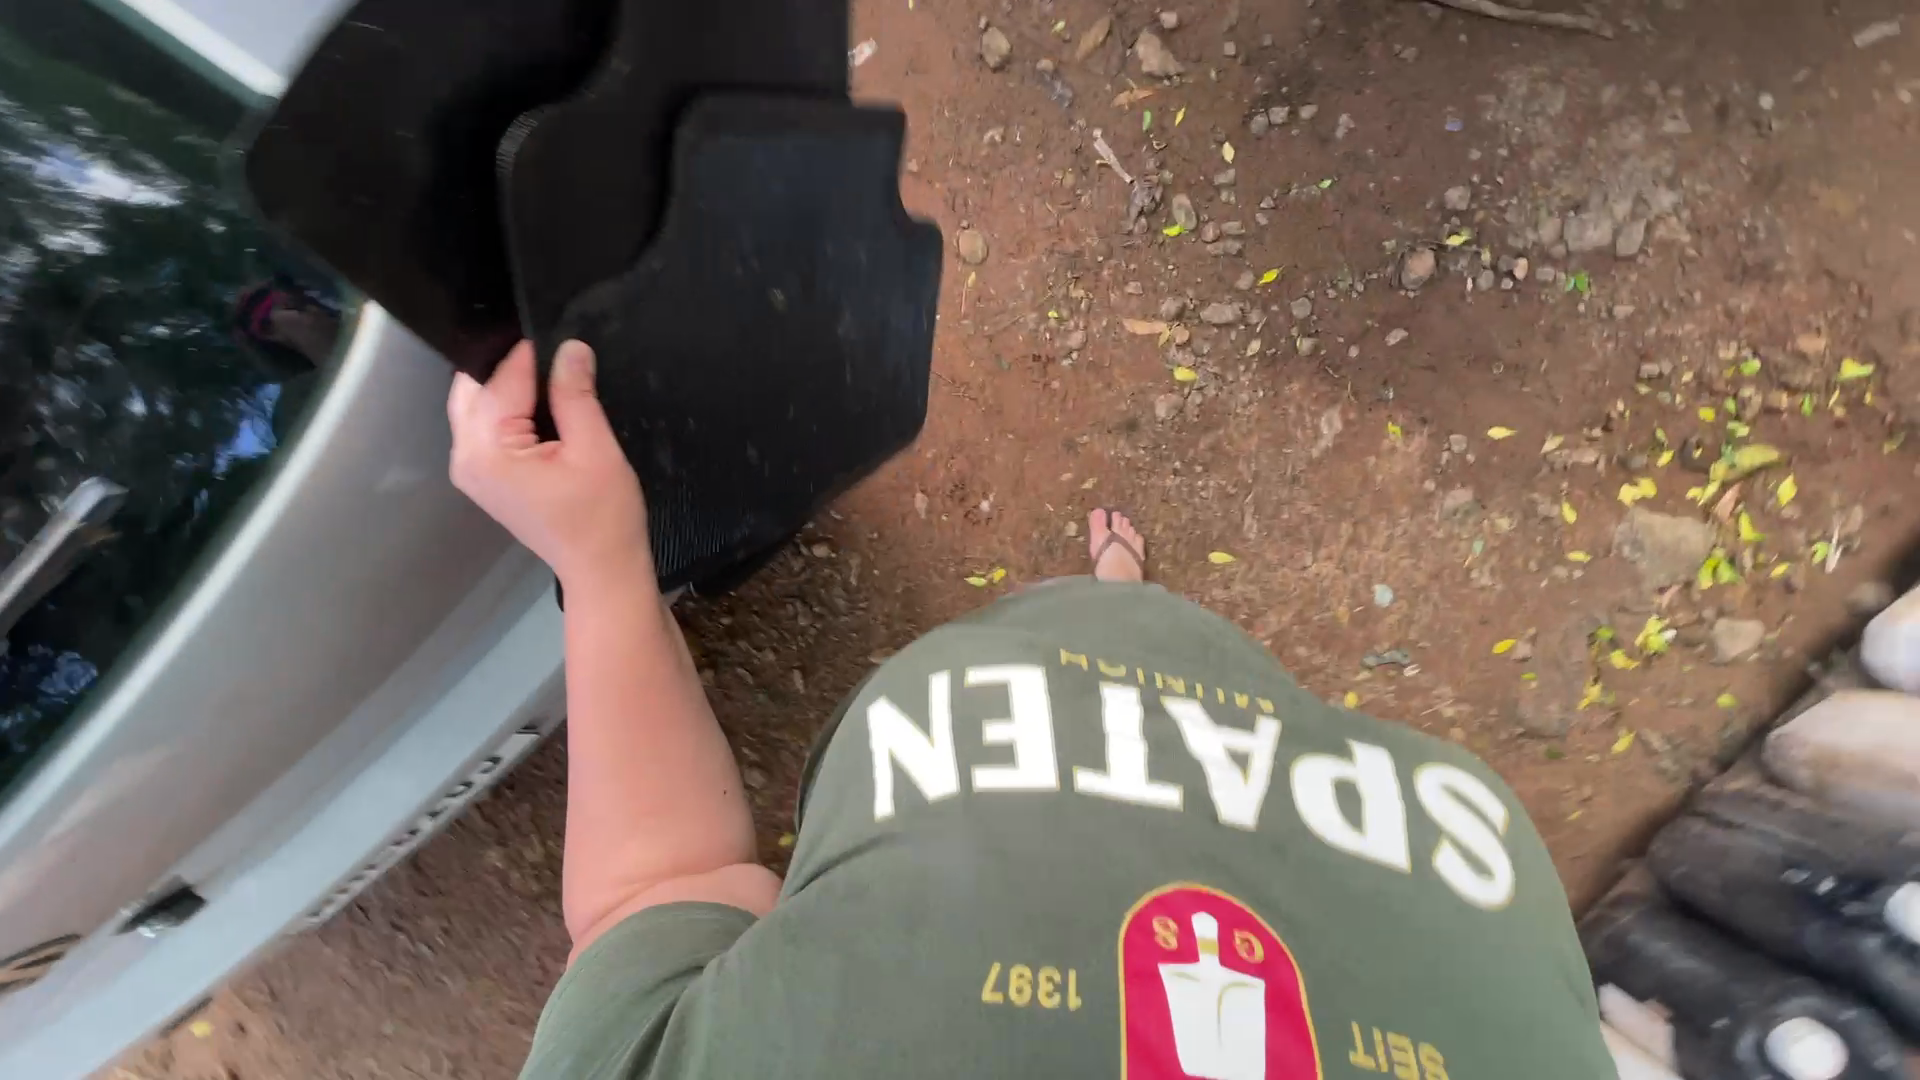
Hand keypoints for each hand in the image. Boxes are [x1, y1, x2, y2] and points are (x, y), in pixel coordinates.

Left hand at [448, 340, 651, 590]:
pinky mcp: (485, 479)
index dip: (531, 353)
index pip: (500, 379)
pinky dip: (509, 412)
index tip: (563, 339)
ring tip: (554, 382)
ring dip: (509, 389)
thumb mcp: (596, 449)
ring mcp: (471, 470)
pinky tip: (543, 412)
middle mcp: (465, 457)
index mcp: (487, 450)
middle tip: (557, 358)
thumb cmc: (604, 515)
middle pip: (474, 388)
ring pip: (476, 405)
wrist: (603, 567)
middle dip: (511, 368)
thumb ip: (576, 395)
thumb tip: (570, 348)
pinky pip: (486, 428)